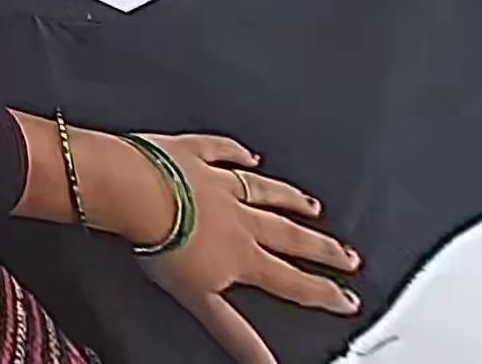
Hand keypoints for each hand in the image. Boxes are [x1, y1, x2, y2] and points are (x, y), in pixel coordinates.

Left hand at [136, 134, 360, 363]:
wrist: (133, 191)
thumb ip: (233, 332)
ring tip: (312, 204)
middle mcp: (235, 215)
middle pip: (286, 233)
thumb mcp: (198, 298)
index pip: (290, 280)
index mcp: (240, 254)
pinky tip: (248, 154)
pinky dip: (235, 151)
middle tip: (348, 253)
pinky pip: (218, 149)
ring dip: (288, 197)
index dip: (321, 292)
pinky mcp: (188, 151)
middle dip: (320, 247)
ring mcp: (213, 179)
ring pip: (260, 190)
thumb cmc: (159, 242)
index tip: (347, 297)